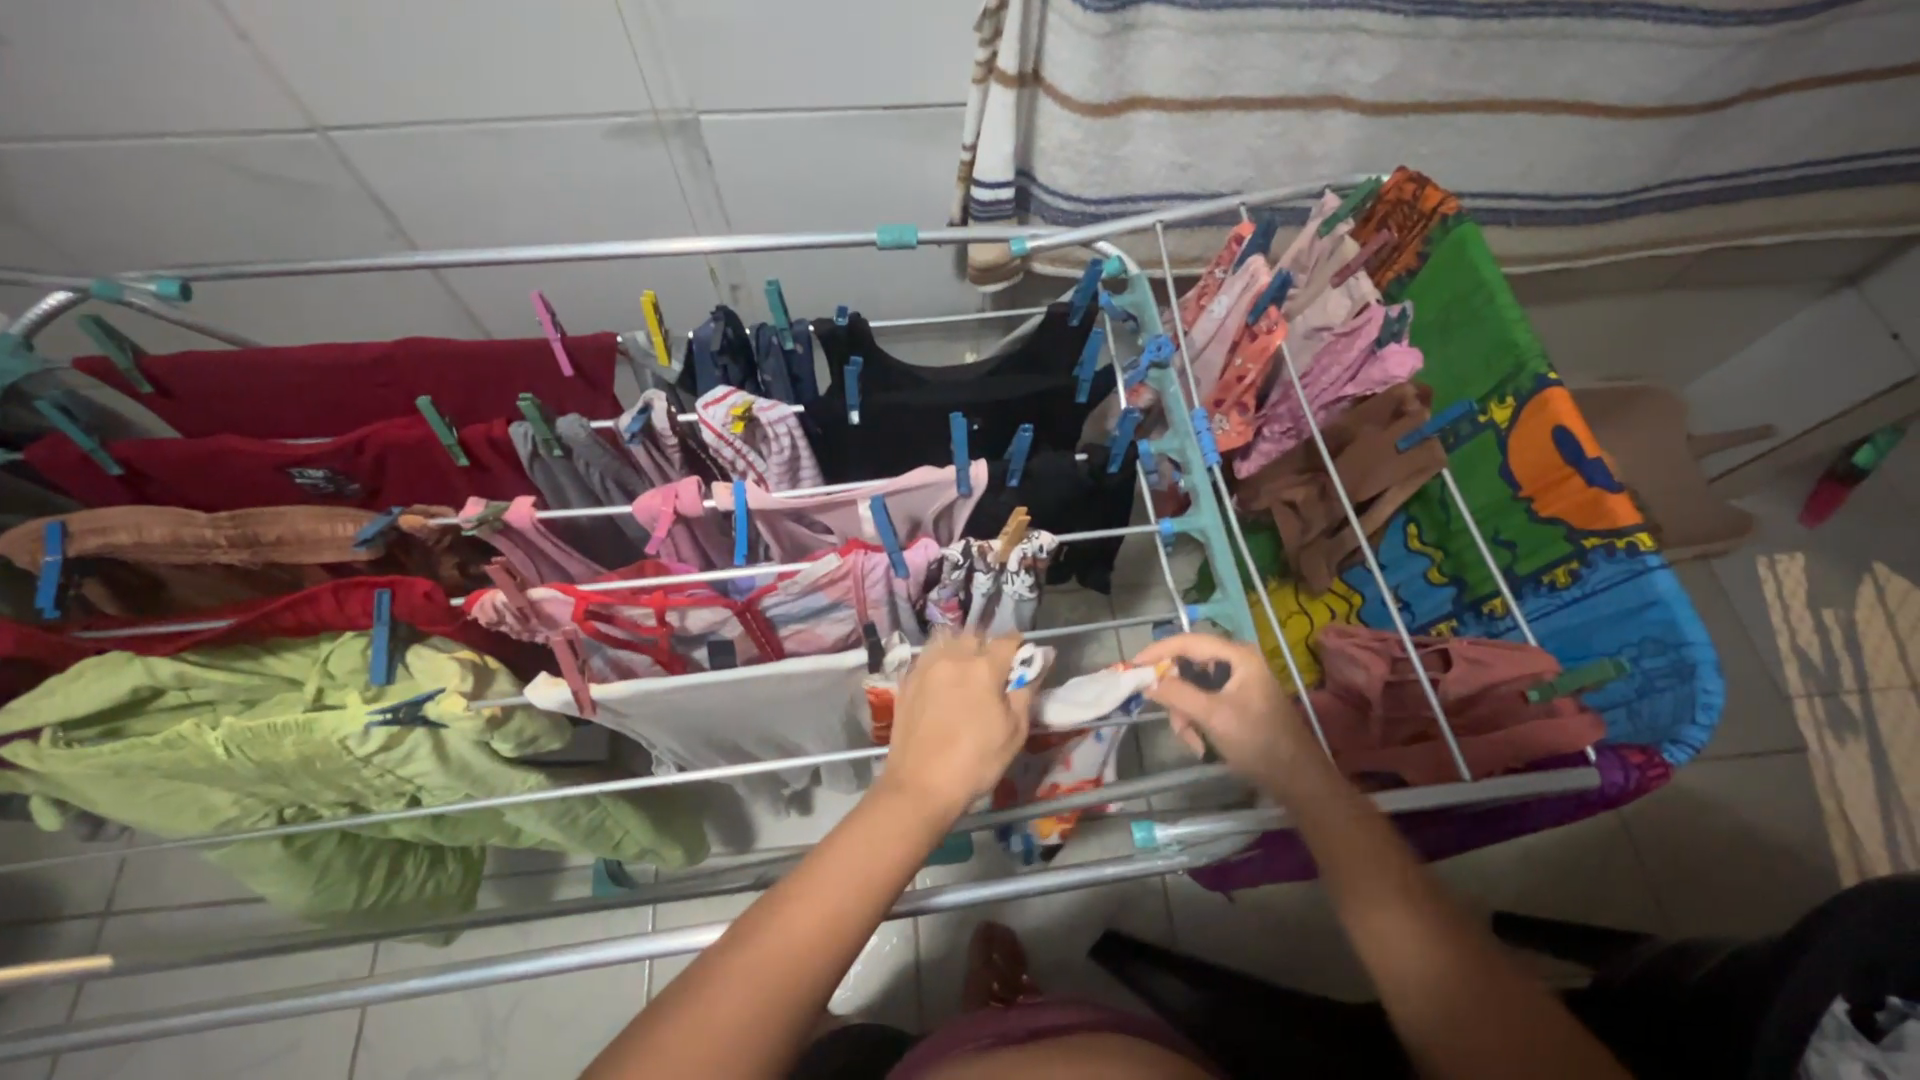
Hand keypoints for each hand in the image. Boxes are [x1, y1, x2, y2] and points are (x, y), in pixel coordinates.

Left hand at [882, 631, 1033, 819]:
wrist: (920, 784)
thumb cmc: (976, 762)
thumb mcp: (1015, 730)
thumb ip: (1027, 689)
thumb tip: (1040, 659)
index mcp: (984, 668)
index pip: (1007, 641)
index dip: (1019, 647)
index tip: (1022, 660)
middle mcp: (953, 658)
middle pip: (975, 637)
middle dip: (987, 646)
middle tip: (993, 671)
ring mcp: (925, 667)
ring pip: (947, 641)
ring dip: (960, 648)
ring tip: (965, 672)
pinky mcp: (907, 680)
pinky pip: (927, 657)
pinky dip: (939, 660)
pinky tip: (943, 682)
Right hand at [1133, 633, 1323, 790]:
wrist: (1296, 779)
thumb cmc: (1258, 742)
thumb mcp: (1213, 716)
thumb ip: (1177, 694)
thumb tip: (1148, 682)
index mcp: (1238, 656)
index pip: (1188, 641)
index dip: (1158, 651)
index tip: (1132, 666)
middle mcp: (1237, 662)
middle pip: (1188, 666)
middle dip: (1177, 696)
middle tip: (1174, 719)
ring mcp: (1237, 683)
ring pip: (1192, 689)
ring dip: (1186, 716)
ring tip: (1195, 741)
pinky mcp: (1236, 702)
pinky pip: (1202, 703)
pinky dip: (1197, 722)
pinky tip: (1204, 745)